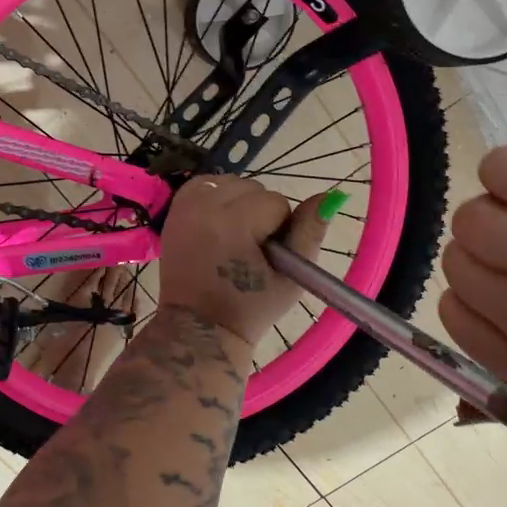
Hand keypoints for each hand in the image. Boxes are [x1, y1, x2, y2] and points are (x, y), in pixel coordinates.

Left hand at [158, 176, 334, 345]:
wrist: (198, 324)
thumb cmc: (249, 307)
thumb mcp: (290, 276)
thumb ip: (309, 232)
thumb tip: (332, 195)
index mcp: (230, 223)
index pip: (275, 202)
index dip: (279, 229)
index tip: (266, 257)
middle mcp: (202, 206)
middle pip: (251, 186)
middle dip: (259, 213)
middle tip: (250, 249)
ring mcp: (184, 206)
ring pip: (229, 181)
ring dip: (239, 202)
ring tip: (235, 237)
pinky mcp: (174, 209)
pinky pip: (204, 184)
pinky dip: (216, 196)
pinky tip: (220, 222)